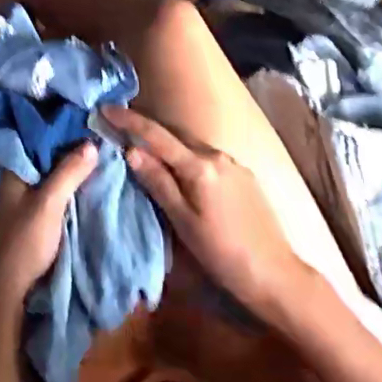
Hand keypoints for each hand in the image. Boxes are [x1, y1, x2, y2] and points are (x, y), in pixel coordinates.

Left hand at [0, 142, 98, 301]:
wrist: (15, 292)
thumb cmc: (26, 242)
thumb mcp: (49, 203)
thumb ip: (69, 172)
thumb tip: (93, 143)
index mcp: (16, 171)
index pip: (39, 137)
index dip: (62, 127)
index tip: (88, 117)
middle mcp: (23, 179)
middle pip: (50, 154)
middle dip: (74, 146)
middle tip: (102, 132)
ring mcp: (33, 197)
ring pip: (58, 172)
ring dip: (77, 165)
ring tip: (104, 149)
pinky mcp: (44, 213)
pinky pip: (63, 189)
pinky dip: (77, 183)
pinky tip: (96, 176)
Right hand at [101, 104, 309, 316]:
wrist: (276, 274)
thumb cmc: (223, 254)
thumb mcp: (184, 222)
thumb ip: (159, 183)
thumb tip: (131, 150)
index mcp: (199, 165)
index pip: (157, 135)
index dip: (129, 120)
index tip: (105, 107)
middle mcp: (216, 155)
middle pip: (174, 136)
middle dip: (147, 131)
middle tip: (120, 129)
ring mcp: (233, 164)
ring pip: (191, 148)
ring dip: (168, 147)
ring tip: (146, 152)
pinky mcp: (244, 176)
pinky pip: (206, 160)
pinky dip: (187, 160)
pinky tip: (181, 174)